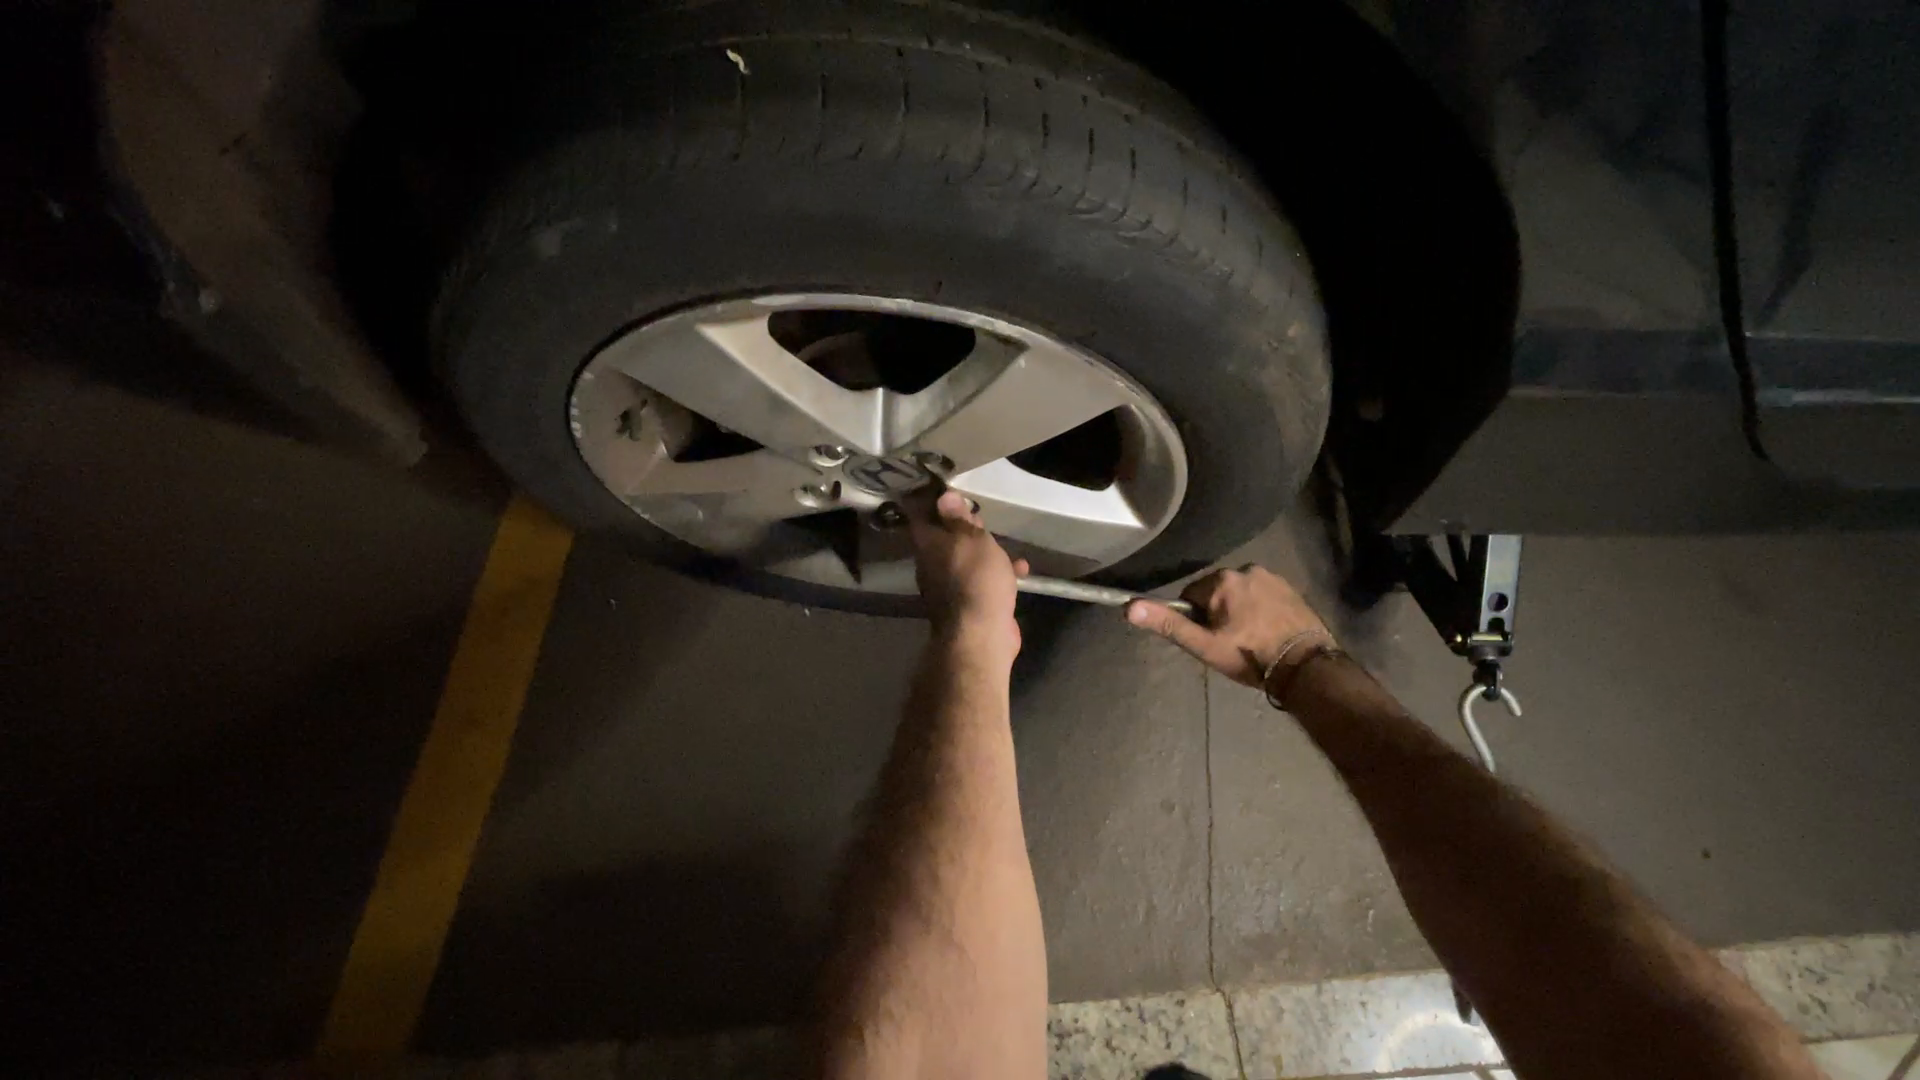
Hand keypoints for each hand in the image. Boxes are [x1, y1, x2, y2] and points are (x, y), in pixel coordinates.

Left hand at [906, 490, 1028, 658]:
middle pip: (942, 538)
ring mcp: (949, 586)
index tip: (948, 489)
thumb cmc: (976, 578)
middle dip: (961, 527)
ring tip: (1001, 542)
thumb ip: (958, 518)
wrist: (981, 634)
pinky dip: (996, 574)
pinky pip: (980, 581)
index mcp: (927, 545)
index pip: (920, 514)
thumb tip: (943, 497)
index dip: (932, 500)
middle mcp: (931, 564)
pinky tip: (1019, 571)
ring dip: (982, 550)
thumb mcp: (971, 540)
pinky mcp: (968, 604)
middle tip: (978, 514)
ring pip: (963, 560)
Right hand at [1125, 565, 1330, 687]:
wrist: (1306, 666)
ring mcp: (1272, 577)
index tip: (1211, 640)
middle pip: (1217, 593)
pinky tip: (1268, 632)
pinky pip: (1263, 595)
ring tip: (1251, 640)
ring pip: (1241, 594)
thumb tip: (1129, 607)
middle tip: (1230, 643)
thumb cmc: (1249, 656)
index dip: (1197, 620)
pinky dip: (1261, 610)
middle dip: (1219, 614)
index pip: (1191, 596)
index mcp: (1221, 580)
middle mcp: (1246, 569)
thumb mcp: (1204, 645)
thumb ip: (1168, 624)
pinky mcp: (1291, 587)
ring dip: (1240, 611)